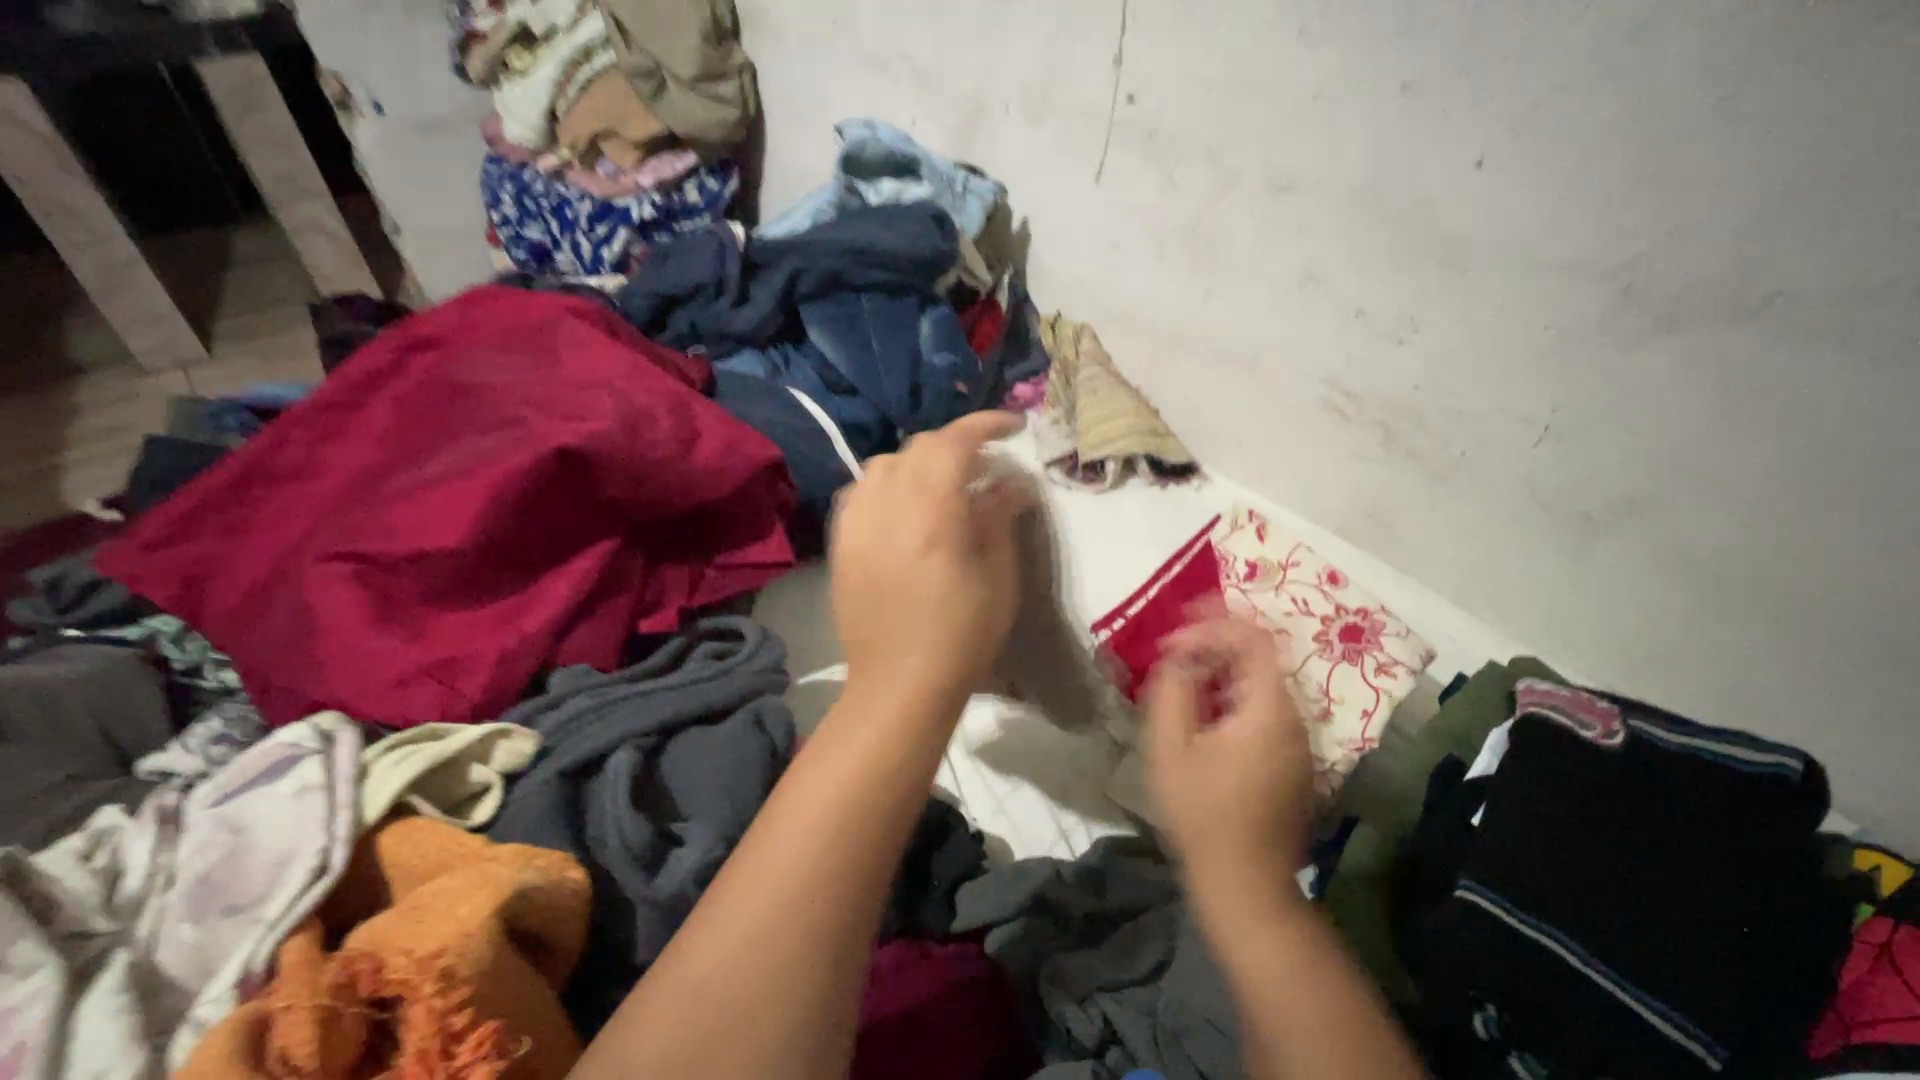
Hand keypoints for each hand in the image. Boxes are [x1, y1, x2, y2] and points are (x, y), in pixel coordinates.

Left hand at [829, 411, 1031, 710]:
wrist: (898, 684)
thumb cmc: (962, 635)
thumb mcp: (998, 576)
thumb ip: (999, 517)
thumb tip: (1009, 481)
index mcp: (931, 511)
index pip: (955, 441)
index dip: (986, 423)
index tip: (1014, 426)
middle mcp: (887, 505)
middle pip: (919, 447)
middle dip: (957, 444)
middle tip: (986, 463)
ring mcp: (857, 522)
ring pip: (885, 464)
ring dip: (919, 462)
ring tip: (943, 485)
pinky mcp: (841, 542)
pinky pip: (861, 491)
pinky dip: (887, 485)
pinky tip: (904, 509)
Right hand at [1143, 615, 1314, 883]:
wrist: (1244, 882)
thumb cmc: (1202, 814)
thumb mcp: (1170, 749)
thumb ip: (1173, 690)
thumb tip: (1180, 657)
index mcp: (1270, 710)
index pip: (1254, 639)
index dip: (1214, 623)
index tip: (1173, 632)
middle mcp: (1295, 719)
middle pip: (1259, 660)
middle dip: (1213, 647)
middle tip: (1171, 654)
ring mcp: (1298, 743)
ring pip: (1261, 686)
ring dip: (1221, 675)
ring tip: (1180, 684)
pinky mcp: (1292, 763)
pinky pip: (1264, 712)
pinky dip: (1233, 700)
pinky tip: (1202, 719)